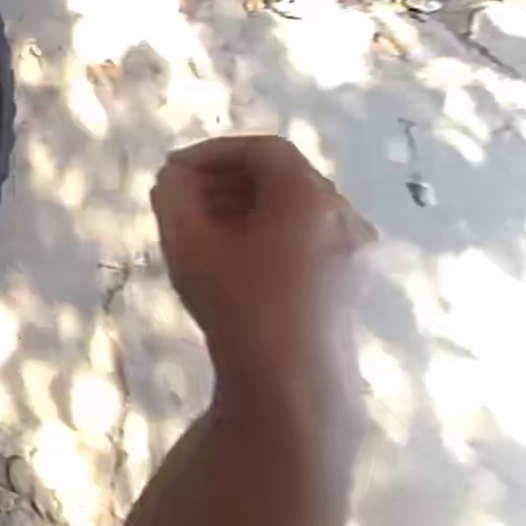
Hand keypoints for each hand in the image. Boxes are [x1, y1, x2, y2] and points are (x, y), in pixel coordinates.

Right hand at [151, 135, 374, 414]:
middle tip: (179, 198)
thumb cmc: (234, 299)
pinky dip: (262, 225)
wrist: (291, 376)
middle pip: (280, 174)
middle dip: (223, 177)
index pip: (263, 149)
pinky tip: (229, 253)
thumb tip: (175, 175)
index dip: (211, 151)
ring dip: (240, 202)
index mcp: (309, 200)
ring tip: (198, 226)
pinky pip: (303, 229)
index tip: (171, 171)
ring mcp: (353, 247)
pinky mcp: (348, 274)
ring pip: (292, 203)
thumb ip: (173, 195)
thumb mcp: (184, 240)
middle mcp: (343, 214)